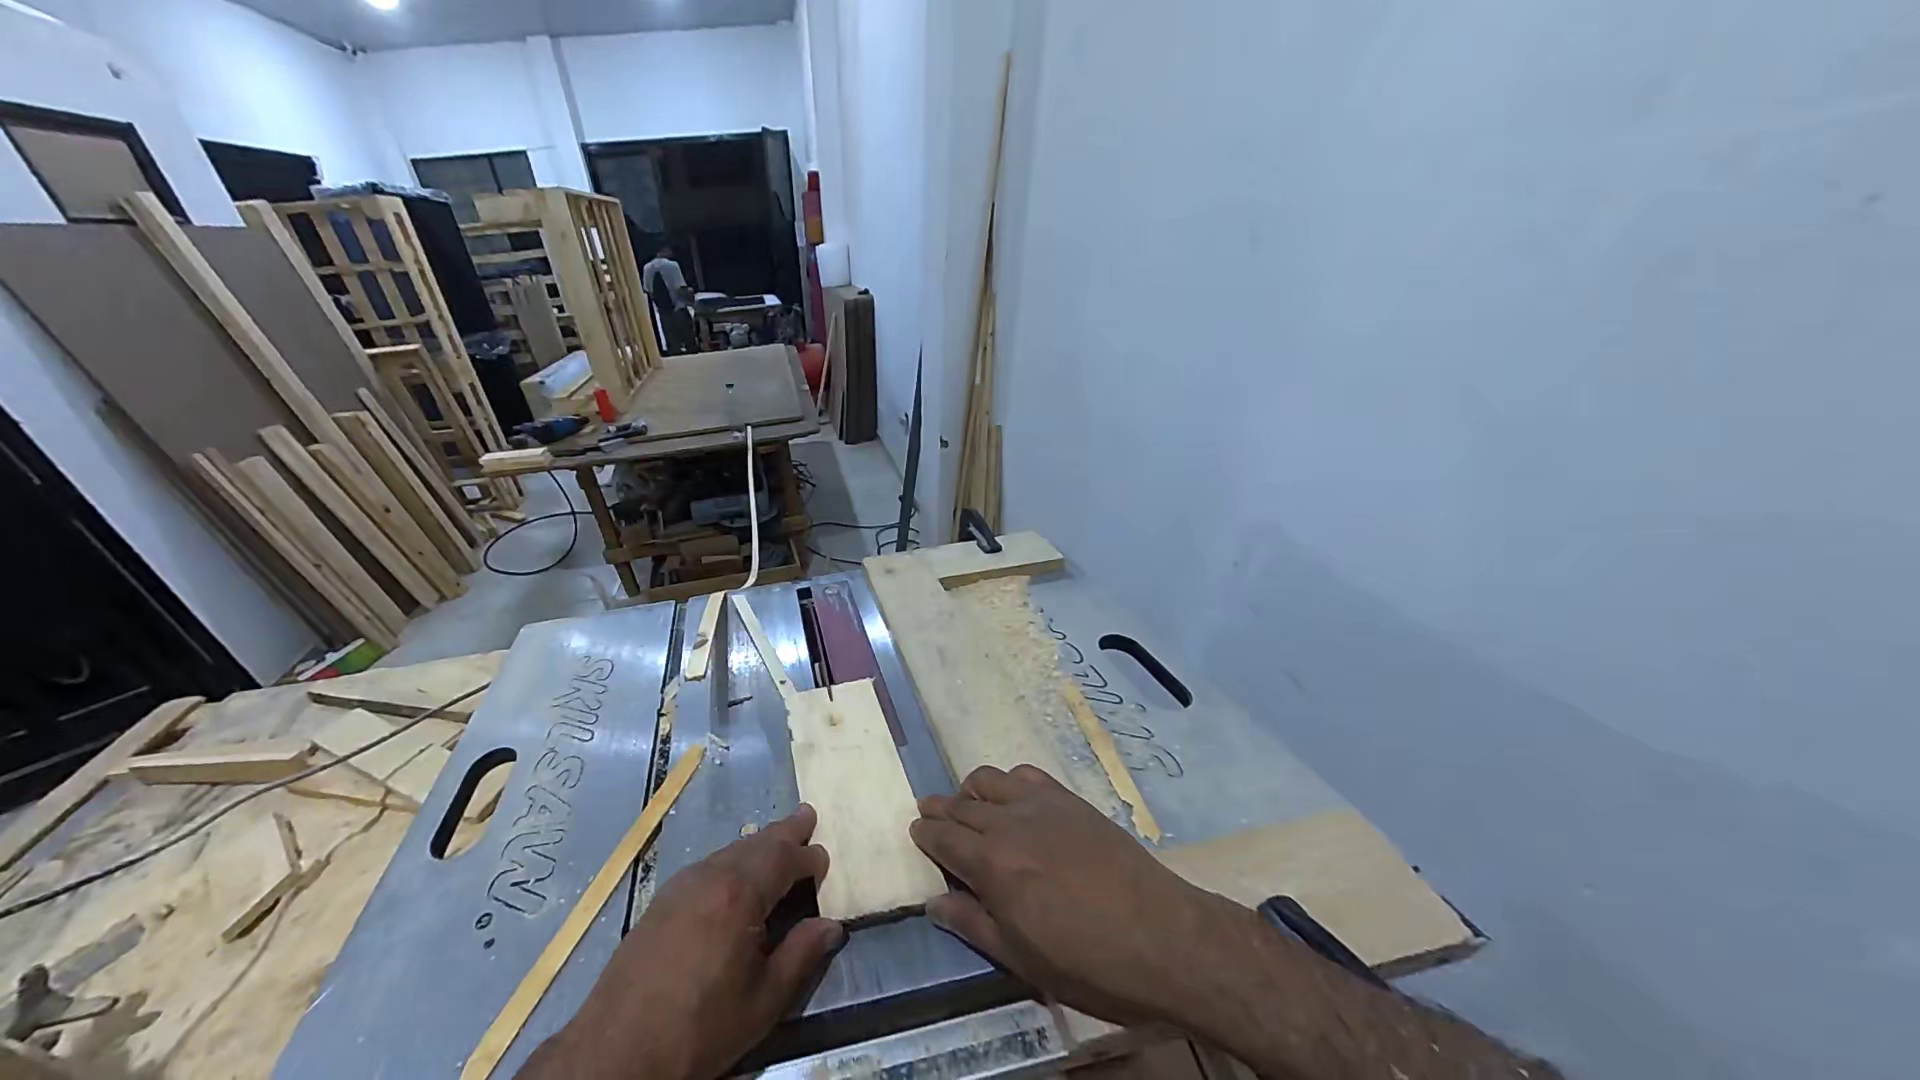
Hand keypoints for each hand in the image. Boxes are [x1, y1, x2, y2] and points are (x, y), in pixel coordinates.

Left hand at [519, 805, 843, 1079]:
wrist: (612, 1054)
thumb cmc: (698, 1028)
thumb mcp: (763, 1000)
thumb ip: (801, 955)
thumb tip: (832, 925)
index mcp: (739, 894)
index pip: (785, 859)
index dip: (808, 857)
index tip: (825, 859)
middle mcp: (710, 876)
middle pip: (757, 843)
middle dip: (785, 831)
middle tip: (807, 814)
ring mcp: (681, 885)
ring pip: (731, 850)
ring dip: (759, 843)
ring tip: (780, 837)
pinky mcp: (662, 900)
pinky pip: (710, 864)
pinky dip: (734, 858)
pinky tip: (739, 871)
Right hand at [910, 765, 1257, 1029]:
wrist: (1162, 936)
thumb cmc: (1087, 961)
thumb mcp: (1021, 959)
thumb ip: (972, 923)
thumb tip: (933, 901)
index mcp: (992, 865)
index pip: (942, 837)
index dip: (925, 834)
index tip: (916, 831)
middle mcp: (1010, 823)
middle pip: (961, 804)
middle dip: (940, 810)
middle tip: (931, 817)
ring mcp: (1043, 804)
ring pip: (989, 779)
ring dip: (971, 791)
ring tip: (971, 807)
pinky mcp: (1070, 799)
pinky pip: (1027, 774)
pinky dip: (1010, 781)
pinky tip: (1014, 799)